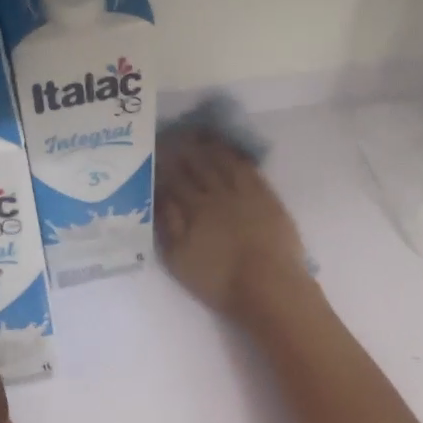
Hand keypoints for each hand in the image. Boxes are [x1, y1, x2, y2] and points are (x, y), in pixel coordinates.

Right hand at [156, 130, 310, 321]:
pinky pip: (249, 170)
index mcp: (194, 209)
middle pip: (198, 166)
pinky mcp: (268, 198)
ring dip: (211, 149)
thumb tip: (158, 198)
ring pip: (224, 162)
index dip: (163, 166)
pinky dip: (238, 159)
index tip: (154, 153)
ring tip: (201, 138)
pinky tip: (233, 155)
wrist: (268, 286)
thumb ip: (167, 226)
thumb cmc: (219, 280)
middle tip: (175, 137)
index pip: (174, 180)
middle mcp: (218, 194)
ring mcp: (245, 193)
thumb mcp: (180, 260)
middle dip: (185, 151)